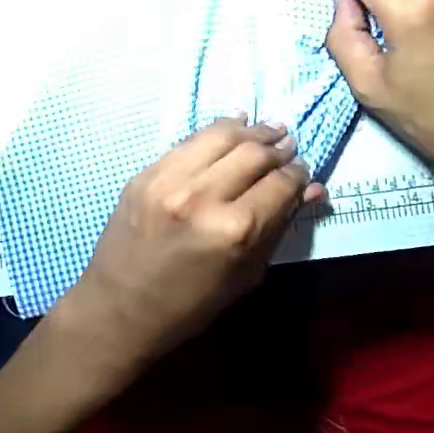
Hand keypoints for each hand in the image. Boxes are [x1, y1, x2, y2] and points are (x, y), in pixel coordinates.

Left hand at [52, 117, 324, 387]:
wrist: (120, 309)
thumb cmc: (192, 306)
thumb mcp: (246, 275)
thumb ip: (279, 226)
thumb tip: (313, 189)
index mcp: (235, 230)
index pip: (281, 184)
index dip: (299, 174)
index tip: (304, 171)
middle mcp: (204, 196)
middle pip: (255, 153)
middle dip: (279, 148)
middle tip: (289, 147)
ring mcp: (170, 180)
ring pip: (223, 135)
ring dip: (252, 129)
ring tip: (269, 129)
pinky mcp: (146, 173)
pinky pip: (190, 141)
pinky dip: (217, 129)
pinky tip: (235, 123)